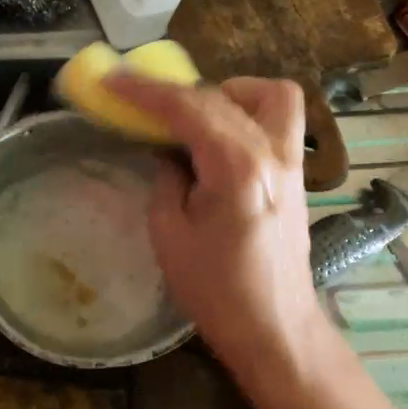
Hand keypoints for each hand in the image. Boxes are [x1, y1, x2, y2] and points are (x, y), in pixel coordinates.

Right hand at [104, 75, 328, 378]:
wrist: (275, 329)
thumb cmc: (215, 289)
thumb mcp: (168, 232)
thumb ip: (166, 178)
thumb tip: (166, 151)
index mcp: (236, 168)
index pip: (188, 107)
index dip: (145, 90)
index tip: (111, 79)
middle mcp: (272, 155)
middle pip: (222, 95)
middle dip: (176, 91)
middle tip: (142, 103)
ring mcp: (292, 163)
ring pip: (271, 96)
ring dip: (229, 94)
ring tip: (195, 118)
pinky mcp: (296, 175)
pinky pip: (277, 121)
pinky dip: (245, 114)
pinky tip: (216, 141)